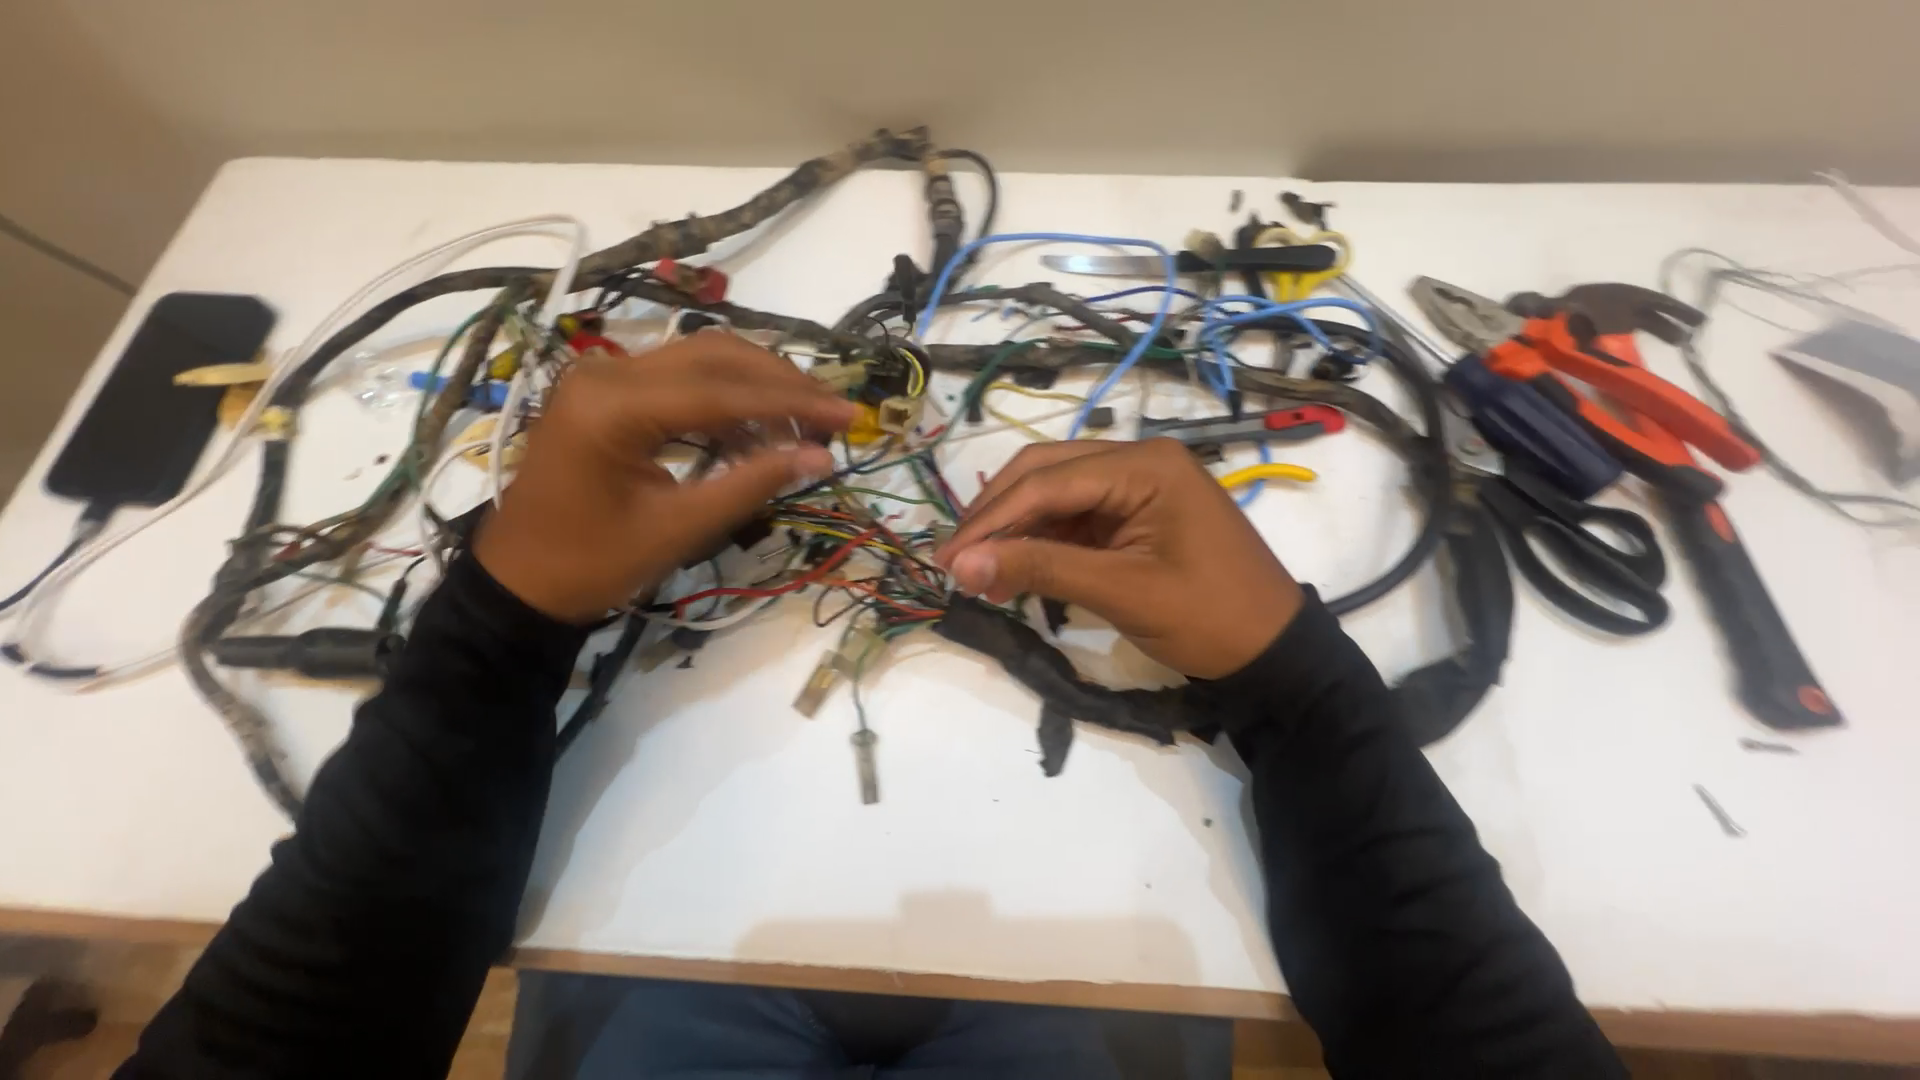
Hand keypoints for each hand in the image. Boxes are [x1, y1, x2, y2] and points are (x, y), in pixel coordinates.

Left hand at [474, 332, 855, 621]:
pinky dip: (727, 400)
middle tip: (833, 416)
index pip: (722, 390)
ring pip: (701, 360)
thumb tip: (821, 457)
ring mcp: (603, 377)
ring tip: (806, 423)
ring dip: (758, 385)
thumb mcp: (678, 529)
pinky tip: (759, 432)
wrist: (519, 582)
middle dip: (781, 383)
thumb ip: (750, 484)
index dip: (792, 402)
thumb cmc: (593, 564)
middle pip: (715, 356)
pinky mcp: (608, 392)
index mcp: (613, 406)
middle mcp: (606, 373)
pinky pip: (680, 380)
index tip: (848, 414)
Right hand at [934, 439, 1302, 677]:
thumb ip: (1041, 570)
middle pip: (1046, 475)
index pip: (1048, 481)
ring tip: (979, 574)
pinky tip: (1016, 572)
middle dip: (998, 517)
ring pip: (1056, 495)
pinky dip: (1044, 544)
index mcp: (1146, 466)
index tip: (948, 558)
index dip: (991, 519)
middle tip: (956, 561)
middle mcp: (1140, 460)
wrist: (1275, 652)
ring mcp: (1139, 486)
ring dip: (1017, 531)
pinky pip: (1076, 518)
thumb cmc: (1209, 618)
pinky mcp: (1136, 514)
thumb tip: (961, 565)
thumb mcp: (1122, 592)